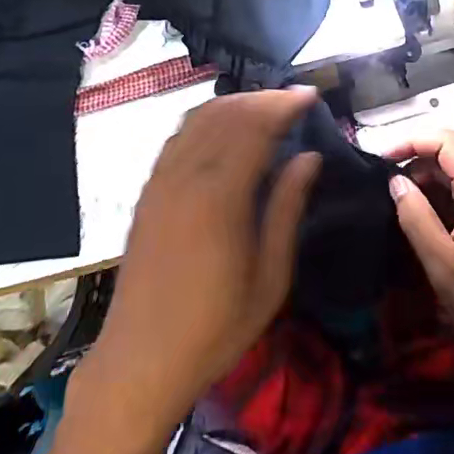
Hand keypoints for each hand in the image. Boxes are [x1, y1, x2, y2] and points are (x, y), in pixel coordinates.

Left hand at [79, 87, 321, 434]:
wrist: (142, 359)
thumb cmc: (216, 327)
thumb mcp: (270, 276)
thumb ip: (288, 208)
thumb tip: (310, 157)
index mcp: (221, 195)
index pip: (256, 126)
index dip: (284, 104)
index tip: (311, 95)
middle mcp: (186, 175)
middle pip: (226, 114)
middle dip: (263, 98)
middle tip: (294, 100)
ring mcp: (161, 181)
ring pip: (198, 119)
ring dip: (234, 104)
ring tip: (265, 108)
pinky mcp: (148, 192)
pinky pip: (178, 137)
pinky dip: (205, 120)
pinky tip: (223, 130)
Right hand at [386, 131, 453, 388]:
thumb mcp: (444, 266)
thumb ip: (416, 217)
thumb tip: (396, 182)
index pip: (447, 143)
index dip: (411, 142)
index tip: (381, 160)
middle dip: (418, 165)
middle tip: (386, 188)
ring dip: (432, 184)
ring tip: (402, 206)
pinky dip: (449, 199)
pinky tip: (430, 222)